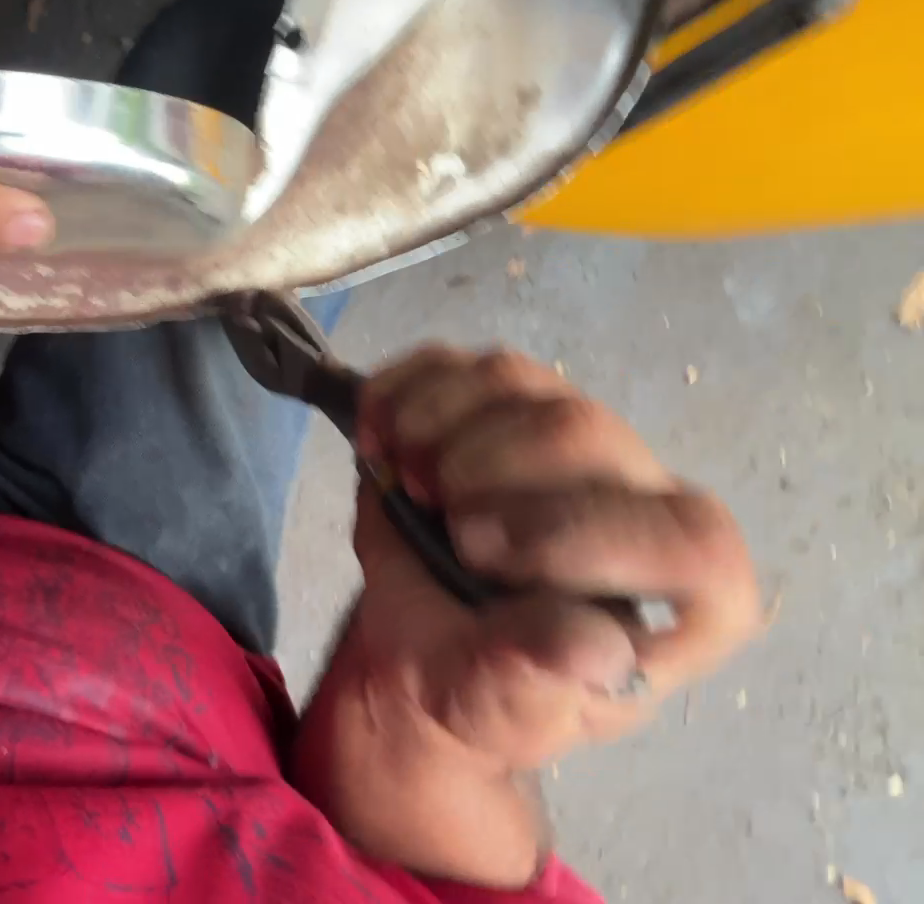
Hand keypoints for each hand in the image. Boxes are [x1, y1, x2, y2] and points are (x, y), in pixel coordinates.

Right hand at [350, 346, 760, 770]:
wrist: (420, 636)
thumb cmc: (473, 682)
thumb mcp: (499, 703)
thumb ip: (540, 676)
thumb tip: (592, 641)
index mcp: (681, 591)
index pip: (688, 539)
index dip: (576, 531)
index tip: (473, 549)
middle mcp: (636, 496)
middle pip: (577, 429)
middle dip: (476, 467)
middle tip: (430, 509)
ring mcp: (559, 436)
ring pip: (510, 377)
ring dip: (430, 422)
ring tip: (405, 476)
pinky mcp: (490, 405)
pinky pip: (448, 362)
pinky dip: (395, 390)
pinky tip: (379, 437)